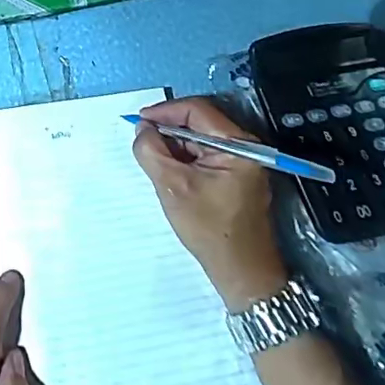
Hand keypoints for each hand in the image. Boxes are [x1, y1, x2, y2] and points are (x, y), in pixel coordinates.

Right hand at [132, 97, 289, 310]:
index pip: (196, 110)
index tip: (140, 122)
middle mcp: (244, 147)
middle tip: (143, 139)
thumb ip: (152, 150)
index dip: (164, 111)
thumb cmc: (209, 229)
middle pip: (199, 121)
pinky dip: (185, 157)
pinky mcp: (237, 176)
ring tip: (154, 158)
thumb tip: (143, 128)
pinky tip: (171, 170)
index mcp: (237, 145)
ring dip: (175, 144)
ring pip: (200, 138)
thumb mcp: (172, 186)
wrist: (242, 274)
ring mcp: (243, 162)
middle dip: (168, 128)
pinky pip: (205, 154)